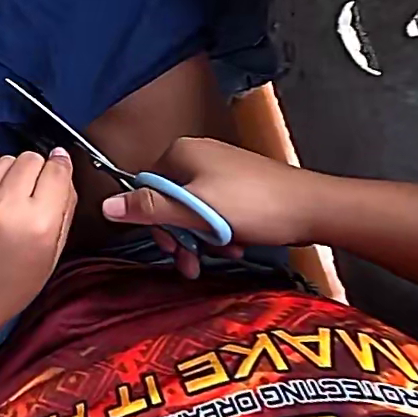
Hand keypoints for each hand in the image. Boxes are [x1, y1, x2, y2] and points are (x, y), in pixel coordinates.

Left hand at [0, 147, 77, 337]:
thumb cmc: (13, 282)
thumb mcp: (54, 251)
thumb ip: (65, 206)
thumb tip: (64, 164)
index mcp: (38, 223)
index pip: (58, 170)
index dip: (61, 170)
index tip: (58, 174)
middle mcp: (7, 204)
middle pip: (33, 159)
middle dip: (37, 173)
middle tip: (30, 197)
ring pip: (7, 157)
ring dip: (11, 173)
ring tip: (6, 198)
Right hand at [100, 138, 333, 276]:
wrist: (311, 208)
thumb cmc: (254, 206)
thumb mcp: (196, 211)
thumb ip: (150, 208)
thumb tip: (106, 205)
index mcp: (182, 154)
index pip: (146, 189)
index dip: (155, 223)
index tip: (173, 248)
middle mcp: (198, 155)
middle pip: (168, 201)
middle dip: (181, 235)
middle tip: (193, 262)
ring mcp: (219, 167)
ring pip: (193, 209)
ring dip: (202, 237)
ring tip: (222, 255)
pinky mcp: (237, 182)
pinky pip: (214, 208)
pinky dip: (220, 230)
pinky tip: (235, 246)